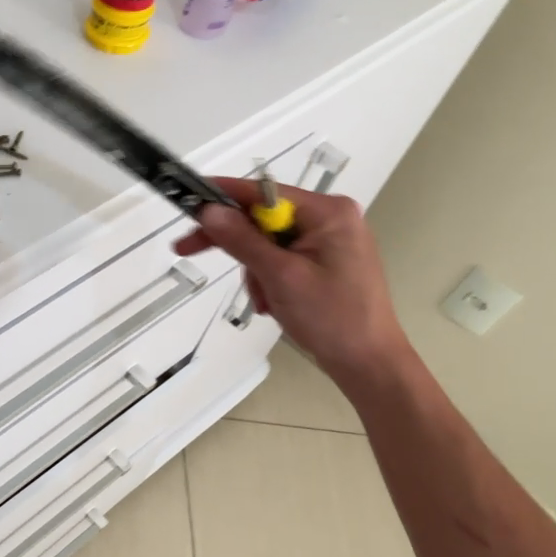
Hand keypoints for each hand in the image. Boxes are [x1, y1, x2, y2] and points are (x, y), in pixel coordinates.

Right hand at [174, 177, 411, 384]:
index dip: (222, 196)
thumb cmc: (332, 318)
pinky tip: (273, 302)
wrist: (369, 363)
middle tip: (186, 250)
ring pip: (268, 242)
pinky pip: (281, 258)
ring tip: (265, 302)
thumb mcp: (281, 276)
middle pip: (263, 217)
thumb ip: (242, 240)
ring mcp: (329, 241)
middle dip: (237, 244)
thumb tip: (208, 210)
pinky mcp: (325, 261)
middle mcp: (330, 218)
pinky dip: (268, 279)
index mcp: (328, 212)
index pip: (263, 193)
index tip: (187, 201)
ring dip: (255, 271)